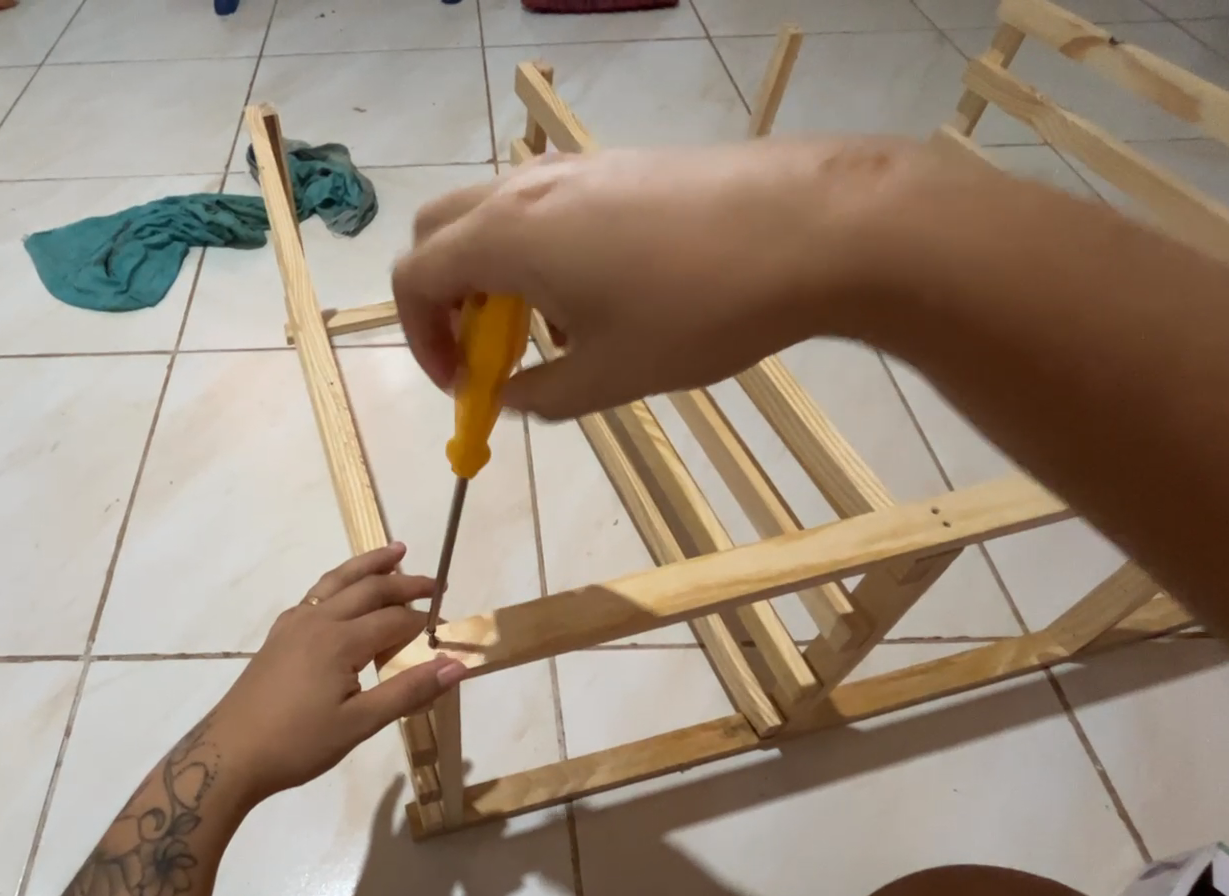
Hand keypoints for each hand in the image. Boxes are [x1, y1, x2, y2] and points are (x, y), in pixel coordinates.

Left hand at [206, 543, 464, 801]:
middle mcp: (318, 620)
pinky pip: (315, 595)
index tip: (446, 630)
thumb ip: (409, 691)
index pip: (394, 620)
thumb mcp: (359, 724)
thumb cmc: (298, 743)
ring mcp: (294, 624)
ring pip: (337, 582)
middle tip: (435, 583)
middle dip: (404, 582)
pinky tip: (341, 594)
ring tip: (395, 551)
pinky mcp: (279, 635)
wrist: (230, 754)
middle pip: (368, 588)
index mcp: (340, 640)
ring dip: (368, 566)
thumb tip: (456, 666)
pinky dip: (338, 584)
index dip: (424, 622)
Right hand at [391, 138, 933, 419]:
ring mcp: (572, 170)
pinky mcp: (615, 166)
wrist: (814, 228)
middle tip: (483, 352)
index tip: (461, 384)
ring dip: (492, 279)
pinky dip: (535, 255)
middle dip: (444, 301)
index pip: (414, 277)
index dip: (422, 340)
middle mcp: (524, 189)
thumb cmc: (695, 311)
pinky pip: (543, 209)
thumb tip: (504, 395)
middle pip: (439, 234)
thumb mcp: (604, 378)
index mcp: (505, 237)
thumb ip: (535, 395)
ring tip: (548, 333)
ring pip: (491, 219)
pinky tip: (596, 297)